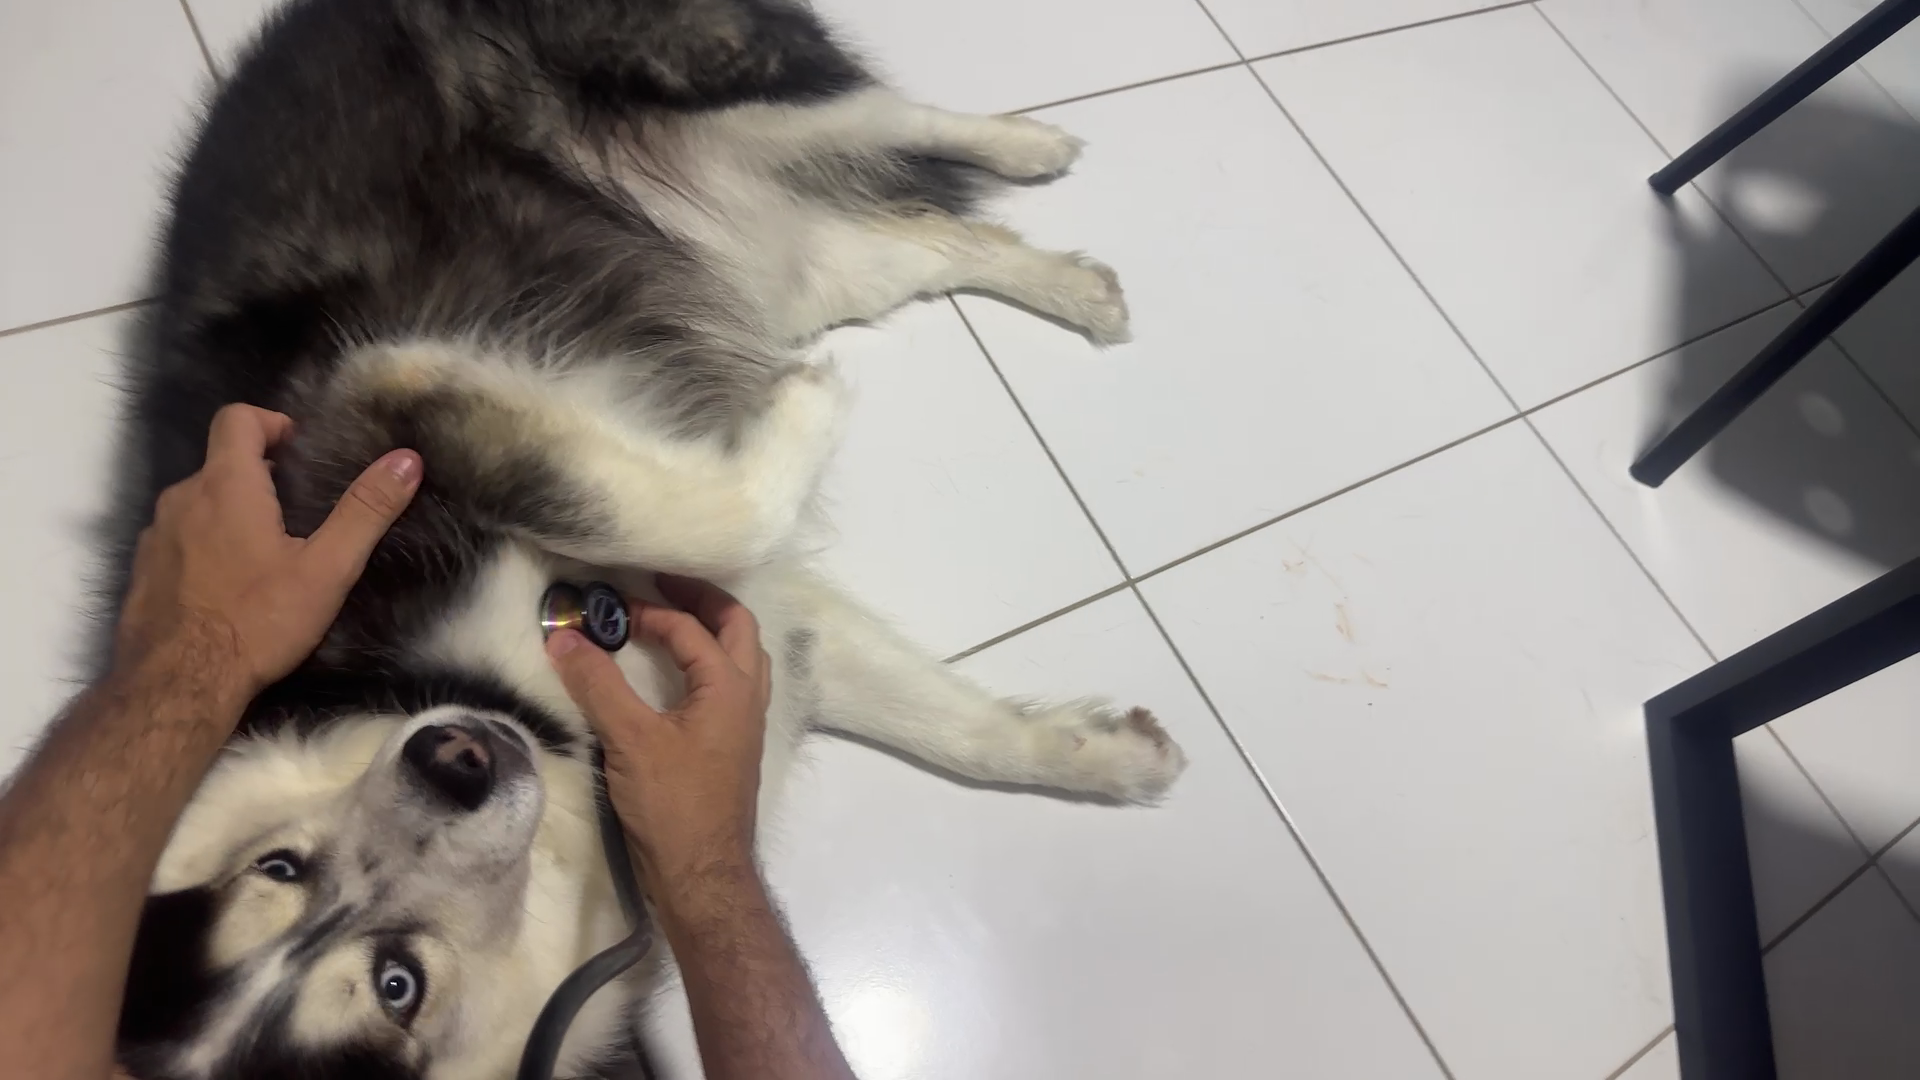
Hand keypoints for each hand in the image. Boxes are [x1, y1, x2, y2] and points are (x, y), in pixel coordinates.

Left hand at [113, 403, 421, 702]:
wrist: (179, 683)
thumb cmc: (261, 617)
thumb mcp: (330, 565)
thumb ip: (367, 509)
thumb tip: (407, 460)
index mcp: (227, 489)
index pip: (238, 421)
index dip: (275, 424)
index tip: (309, 452)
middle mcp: (182, 500)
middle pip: (225, 462)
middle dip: (270, 473)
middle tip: (314, 507)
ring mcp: (158, 536)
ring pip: (204, 499)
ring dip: (243, 507)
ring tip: (285, 547)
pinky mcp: (148, 568)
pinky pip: (187, 533)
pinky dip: (218, 538)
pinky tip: (246, 579)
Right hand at [545, 575, 771, 889]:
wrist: (704, 871)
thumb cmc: (673, 803)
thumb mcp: (630, 740)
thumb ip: (598, 686)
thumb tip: (565, 638)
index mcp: (731, 685)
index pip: (693, 630)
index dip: (652, 612)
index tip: (611, 610)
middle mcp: (750, 694)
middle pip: (739, 625)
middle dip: (705, 600)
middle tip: (665, 584)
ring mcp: (749, 718)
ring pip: (744, 653)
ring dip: (716, 628)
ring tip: (678, 618)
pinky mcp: (738, 740)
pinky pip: (736, 681)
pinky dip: (715, 660)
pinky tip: (686, 673)